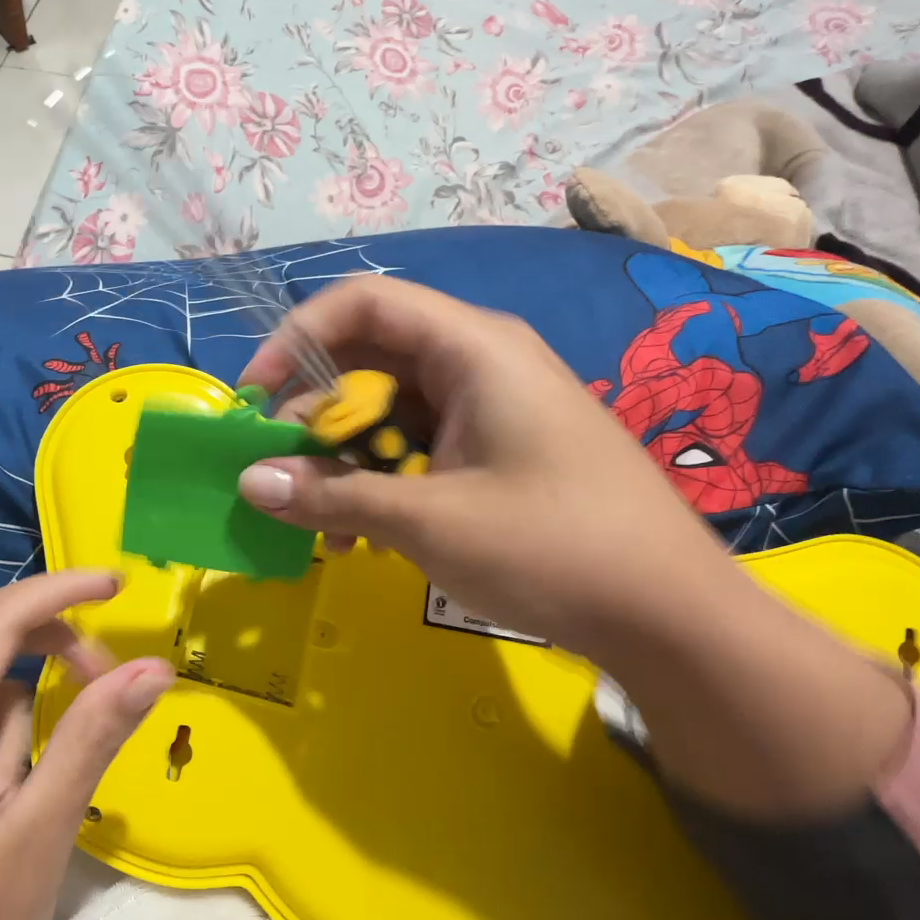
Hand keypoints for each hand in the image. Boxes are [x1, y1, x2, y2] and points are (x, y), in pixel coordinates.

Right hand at [237, 277, 911, 820]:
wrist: (669, 616)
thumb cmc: (551, 549)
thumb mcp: (426, 522)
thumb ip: (331, 496)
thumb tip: (249, 482)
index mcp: (472, 349)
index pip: (362, 303)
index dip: (295, 339)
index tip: (255, 398)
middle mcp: (480, 362)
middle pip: (368, 358)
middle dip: (312, 412)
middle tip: (278, 471)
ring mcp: (492, 407)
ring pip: (388, 409)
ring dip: (342, 458)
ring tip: (319, 522)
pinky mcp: (498, 449)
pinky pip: (417, 445)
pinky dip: (379, 480)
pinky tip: (360, 537)